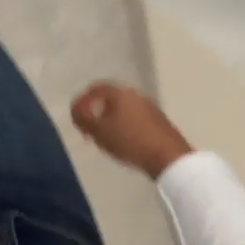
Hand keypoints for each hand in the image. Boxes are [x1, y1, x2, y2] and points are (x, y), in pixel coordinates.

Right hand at [70, 82, 193, 179]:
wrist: (168, 157)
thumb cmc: (129, 141)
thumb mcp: (99, 131)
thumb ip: (83, 118)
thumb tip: (76, 109)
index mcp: (119, 93)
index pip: (96, 88)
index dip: (83, 100)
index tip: (77, 116)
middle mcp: (135, 95)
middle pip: (110, 98)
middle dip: (97, 111)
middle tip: (89, 128)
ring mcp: (149, 107)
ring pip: (123, 109)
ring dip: (111, 119)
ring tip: (104, 137)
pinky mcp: (158, 121)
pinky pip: (135, 118)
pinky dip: (124, 126)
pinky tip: (123, 141)